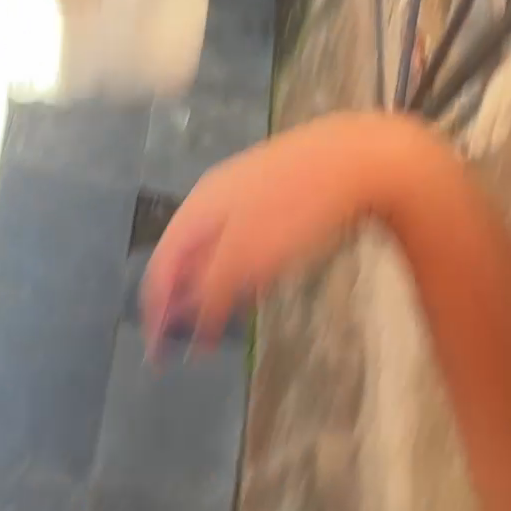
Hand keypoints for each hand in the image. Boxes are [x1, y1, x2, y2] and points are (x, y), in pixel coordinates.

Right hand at [141, 113, 397, 351]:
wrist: (355, 156)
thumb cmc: (298, 207)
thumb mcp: (249, 255)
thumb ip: (210, 286)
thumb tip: (180, 314)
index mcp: (195, 213)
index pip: (160, 270)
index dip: (155, 313)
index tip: (159, 355)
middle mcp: (207, 201)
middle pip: (180, 259)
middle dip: (180, 305)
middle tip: (191, 345)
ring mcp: (235, 194)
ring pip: (207, 251)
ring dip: (206, 291)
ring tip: (219, 326)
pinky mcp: (264, 194)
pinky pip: (232, 240)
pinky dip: (231, 273)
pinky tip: (250, 287)